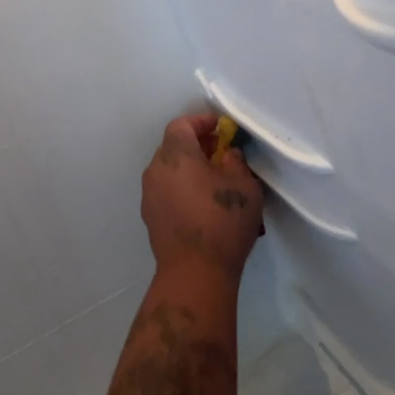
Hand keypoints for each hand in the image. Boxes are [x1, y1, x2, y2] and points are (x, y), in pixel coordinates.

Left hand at [142, 114, 265, 280]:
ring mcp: (149, 196)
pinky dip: (182, 189)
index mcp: (175, 155)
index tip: (220, 128)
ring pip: (168, 171)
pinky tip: (202, 204)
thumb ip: (236, 162)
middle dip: (196, 145)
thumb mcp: (244, 186)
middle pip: (172, 147)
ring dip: (188, 169)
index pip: (181, 125)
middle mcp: (155, 171)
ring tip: (214, 180)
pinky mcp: (150, 218)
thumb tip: (228, 155)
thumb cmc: (222, 221)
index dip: (201, 122)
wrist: (195, 272)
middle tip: (220, 153)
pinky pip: (166, 192)